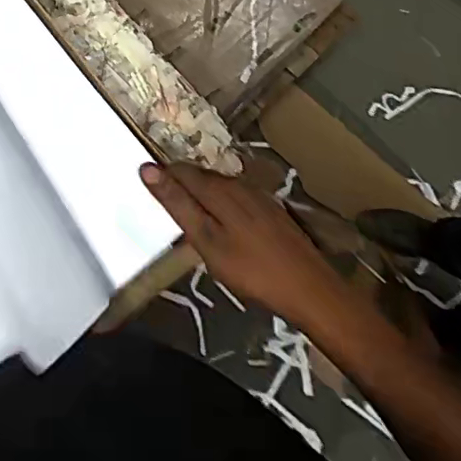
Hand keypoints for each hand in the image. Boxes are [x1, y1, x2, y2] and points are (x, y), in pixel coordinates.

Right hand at [141, 162, 350, 327]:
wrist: (314, 292)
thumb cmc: (252, 270)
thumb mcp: (206, 241)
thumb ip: (177, 203)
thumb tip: (146, 168)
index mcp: (217, 188)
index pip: (178, 169)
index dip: (161, 179)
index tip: (150, 200)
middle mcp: (236, 183)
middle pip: (198, 175)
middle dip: (180, 188)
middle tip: (170, 217)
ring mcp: (257, 195)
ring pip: (218, 187)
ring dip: (201, 198)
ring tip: (194, 225)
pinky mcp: (271, 210)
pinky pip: (236, 198)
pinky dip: (222, 207)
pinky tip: (225, 230)